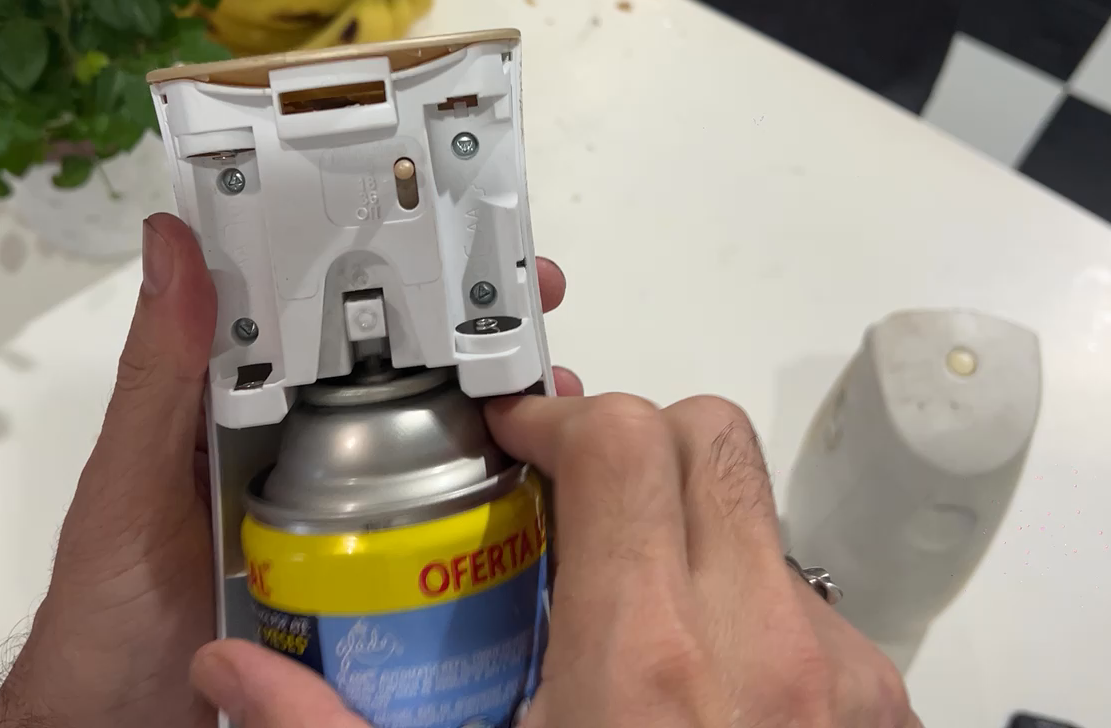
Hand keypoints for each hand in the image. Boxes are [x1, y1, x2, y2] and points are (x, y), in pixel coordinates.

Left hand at [0, 213, 575, 726]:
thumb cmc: (120, 601)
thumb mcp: (134, 476)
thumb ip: (158, 368)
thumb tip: (173, 235)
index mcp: (262, 401)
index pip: (337, 317)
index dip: (394, 271)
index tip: (465, 242)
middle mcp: (316, 442)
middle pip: (408, 372)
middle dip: (477, 332)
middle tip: (538, 305)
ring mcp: (353, 508)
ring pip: (440, 438)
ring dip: (501, 405)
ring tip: (560, 383)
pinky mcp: (379, 571)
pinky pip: (446, 519)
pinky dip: (494, 492)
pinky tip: (543, 484)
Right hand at [191, 393, 916, 727]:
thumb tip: (228, 673)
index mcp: (648, 669)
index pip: (622, 440)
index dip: (557, 414)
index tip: (512, 440)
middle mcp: (765, 648)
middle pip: (707, 436)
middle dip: (626, 433)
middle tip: (564, 488)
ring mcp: (842, 680)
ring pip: (753, 510)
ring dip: (679, 514)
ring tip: (619, 586)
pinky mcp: (882, 714)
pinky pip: (801, 597)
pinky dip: (734, 597)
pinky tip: (693, 682)